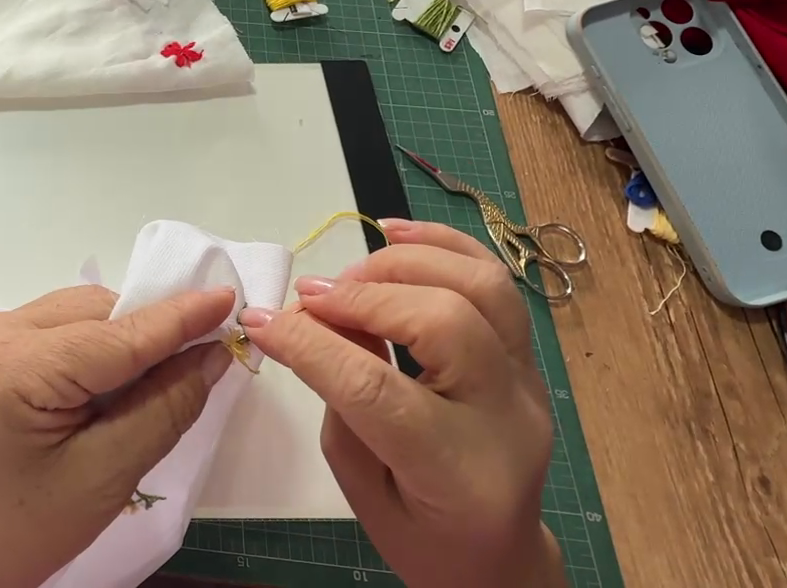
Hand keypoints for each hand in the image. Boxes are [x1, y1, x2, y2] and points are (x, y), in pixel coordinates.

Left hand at [0, 284, 236, 587]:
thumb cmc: (21, 531)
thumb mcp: (104, 478)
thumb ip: (163, 409)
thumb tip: (209, 356)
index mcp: (15, 365)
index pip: (118, 333)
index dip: (179, 316)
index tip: (227, 296)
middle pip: (98, 313)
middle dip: (151, 330)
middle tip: (203, 356)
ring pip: (82, 313)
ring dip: (126, 337)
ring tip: (156, 381)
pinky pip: (62, 327)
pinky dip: (97, 346)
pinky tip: (114, 382)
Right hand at [241, 219, 564, 587]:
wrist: (498, 556)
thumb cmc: (418, 532)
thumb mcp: (358, 480)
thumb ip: (338, 396)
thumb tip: (313, 317)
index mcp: (457, 471)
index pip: (375, 389)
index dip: (308, 345)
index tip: (259, 321)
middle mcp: (506, 417)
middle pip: (441, 321)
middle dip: (359, 298)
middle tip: (309, 301)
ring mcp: (527, 378)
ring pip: (479, 286)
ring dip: (400, 264)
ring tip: (348, 276)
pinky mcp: (526, 354)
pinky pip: (494, 278)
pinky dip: (441, 242)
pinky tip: (392, 231)